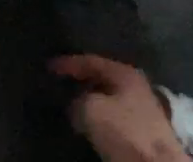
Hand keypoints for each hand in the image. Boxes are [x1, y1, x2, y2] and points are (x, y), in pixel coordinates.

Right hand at [50, 55, 188, 161]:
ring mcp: (142, 108)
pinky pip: (114, 117)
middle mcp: (136, 85)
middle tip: (60, 84)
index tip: (49, 67)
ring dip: (90, 102)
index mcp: (125, 72)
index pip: (91, 60)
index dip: (68, 63)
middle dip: (80, 81)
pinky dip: (99, 118)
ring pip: (109, 99)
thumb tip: (75, 104)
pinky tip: (90, 126)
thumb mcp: (91, 110)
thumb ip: (77, 101)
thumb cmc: (124, 130)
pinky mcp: (143, 131)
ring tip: (71, 107)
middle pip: (102, 78)